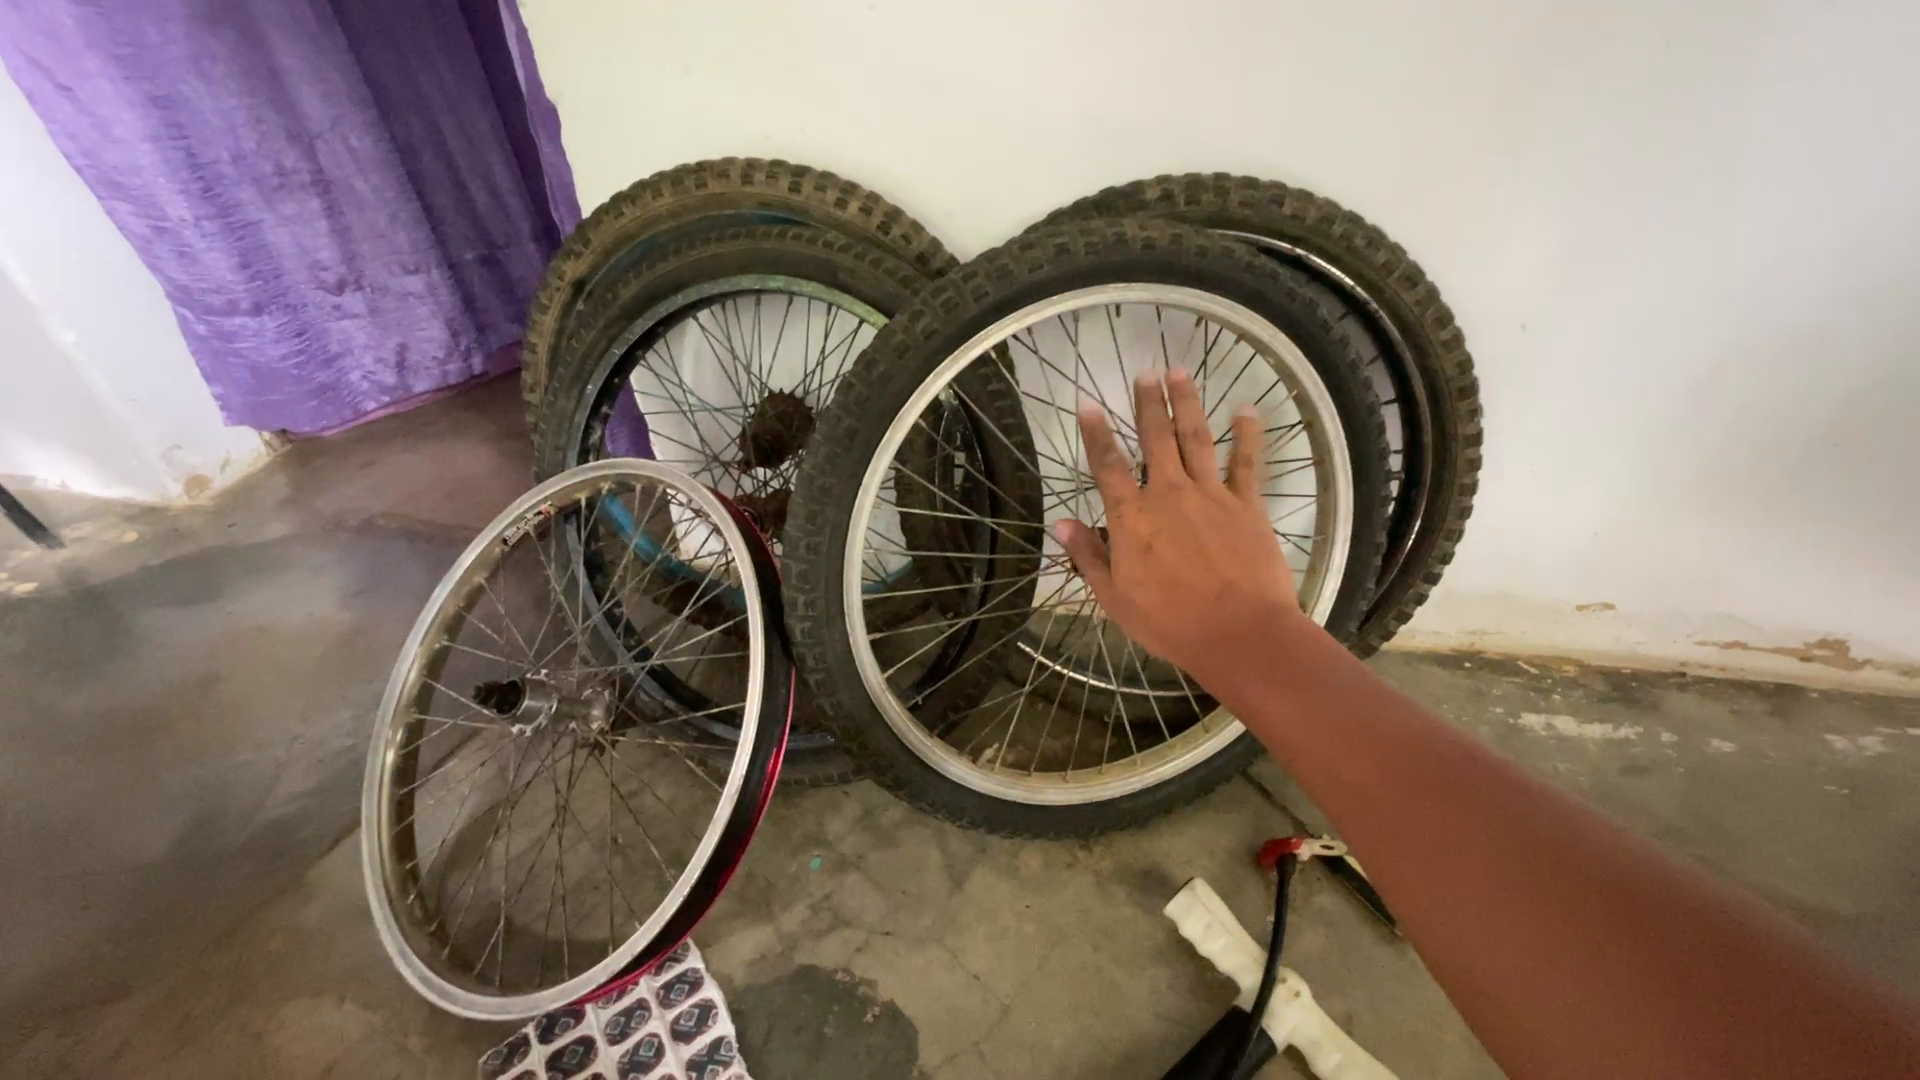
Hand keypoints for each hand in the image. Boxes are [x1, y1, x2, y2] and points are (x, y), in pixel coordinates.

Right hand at [1053, 368, 1303, 682]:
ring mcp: (1210, 495)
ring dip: (1187, 404)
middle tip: (1146, 372)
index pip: (1107, 466)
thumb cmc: (1170, 622)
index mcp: (1132, 518)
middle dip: (1148, 404)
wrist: (1239, 634)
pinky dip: (1246, 435)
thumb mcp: (1115, 598)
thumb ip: (1089, 556)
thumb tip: (1061, 524)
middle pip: (1155, 439)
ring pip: (1196, 438)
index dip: (1096, 434)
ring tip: (1180, 373)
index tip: (1087, 405)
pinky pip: (1246, 462)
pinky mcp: (1247, 505)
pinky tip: (1245, 410)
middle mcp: (1168, 495)